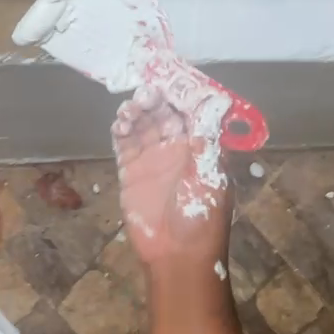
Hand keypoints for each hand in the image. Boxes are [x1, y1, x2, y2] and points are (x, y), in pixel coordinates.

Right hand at [112, 86, 229, 275]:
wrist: (176, 256)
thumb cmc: (200, 217)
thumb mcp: (209, 175)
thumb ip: (205, 138)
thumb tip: (213, 100)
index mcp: (202, 148)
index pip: (190, 111)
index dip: (179, 94)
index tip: (168, 77)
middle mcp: (177, 149)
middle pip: (163, 114)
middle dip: (154, 100)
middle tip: (144, 93)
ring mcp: (152, 160)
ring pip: (142, 125)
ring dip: (136, 112)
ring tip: (130, 109)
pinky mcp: (131, 172)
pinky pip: (124, 144)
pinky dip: (121, 130)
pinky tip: (120, 123)